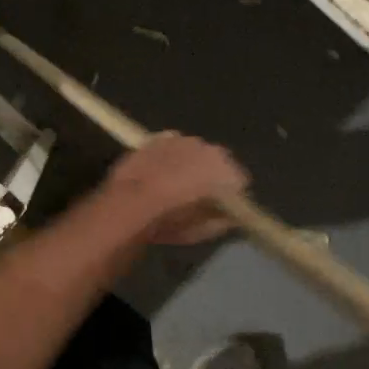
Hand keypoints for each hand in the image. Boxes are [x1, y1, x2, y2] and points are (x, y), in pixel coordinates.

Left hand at [100, 134, 247, 244]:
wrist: (129, 201)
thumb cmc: (171, 220)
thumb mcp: (203, 231)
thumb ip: (223, 220)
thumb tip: (229, 214)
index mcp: (227, 172)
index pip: (239, 182)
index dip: (230, 195)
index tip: (220, 207)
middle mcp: (211, 149)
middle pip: (218, 162)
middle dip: (211, 175)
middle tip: (197, 194)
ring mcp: (184, 139)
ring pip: (195, 151)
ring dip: (190, 163)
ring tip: (175, 182)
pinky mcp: (160, 136)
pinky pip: (172, 145)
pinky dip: (170, 155)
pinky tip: (160, 169)